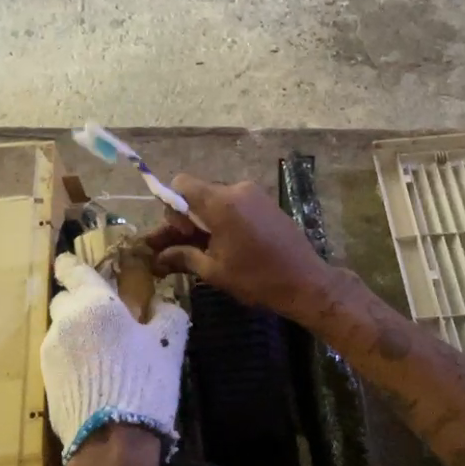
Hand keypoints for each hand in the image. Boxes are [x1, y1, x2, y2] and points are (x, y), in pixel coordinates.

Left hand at [41, 253, 189, 461]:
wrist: (112, 440)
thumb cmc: (144, 382)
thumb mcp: (168, 344)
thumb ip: (165, 315)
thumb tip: (161, 304)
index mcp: (94, 303)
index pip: (72, 269)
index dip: (73, 265)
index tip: (77, 266)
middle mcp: (65, 320)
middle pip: (64, 299)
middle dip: (78, 301)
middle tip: (102, 315)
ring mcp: (51, 351)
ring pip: (60, 329)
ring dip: (75, 332)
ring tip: (100, 351)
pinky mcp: (45, 378)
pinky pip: (58, 356)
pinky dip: (72, 357)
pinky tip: (93, 375)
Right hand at [144, 174, 336, 318]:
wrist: (306, 282)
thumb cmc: (257, 278)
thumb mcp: (214, 271)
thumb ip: (183, 256)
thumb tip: (158, 257)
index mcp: (221, 203)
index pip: (181, 184)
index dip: (172, 206)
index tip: (181, 233)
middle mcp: (237, 190)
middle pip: (198, 193)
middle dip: (186, 218)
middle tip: (182, 246)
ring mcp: (254, 194)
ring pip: (216, 200)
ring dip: (204, 220)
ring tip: (204, 248)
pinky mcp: (266, 202)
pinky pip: (235, 204)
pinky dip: (223, 219)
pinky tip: (226, 243)